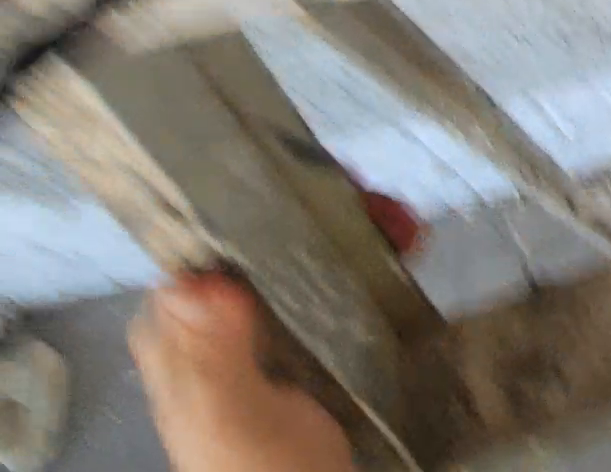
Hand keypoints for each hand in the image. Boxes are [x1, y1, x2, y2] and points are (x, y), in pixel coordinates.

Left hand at [128, 190, 419, 471]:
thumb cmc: (266, 469)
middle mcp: (222, 316)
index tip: (328, 182)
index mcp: (185, 331)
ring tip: (410, 227)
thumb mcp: (237, 422)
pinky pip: (345, 268)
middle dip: (333, 208)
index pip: (213, 240)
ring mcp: (273, 320)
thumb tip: (200, 281)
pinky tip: (410, 246)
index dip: (266, 201)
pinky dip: (379, 248)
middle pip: (272, 234)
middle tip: (388, 208)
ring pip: (313, 244)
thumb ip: (213, 361)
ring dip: (364, 223)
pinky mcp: (318, 326)